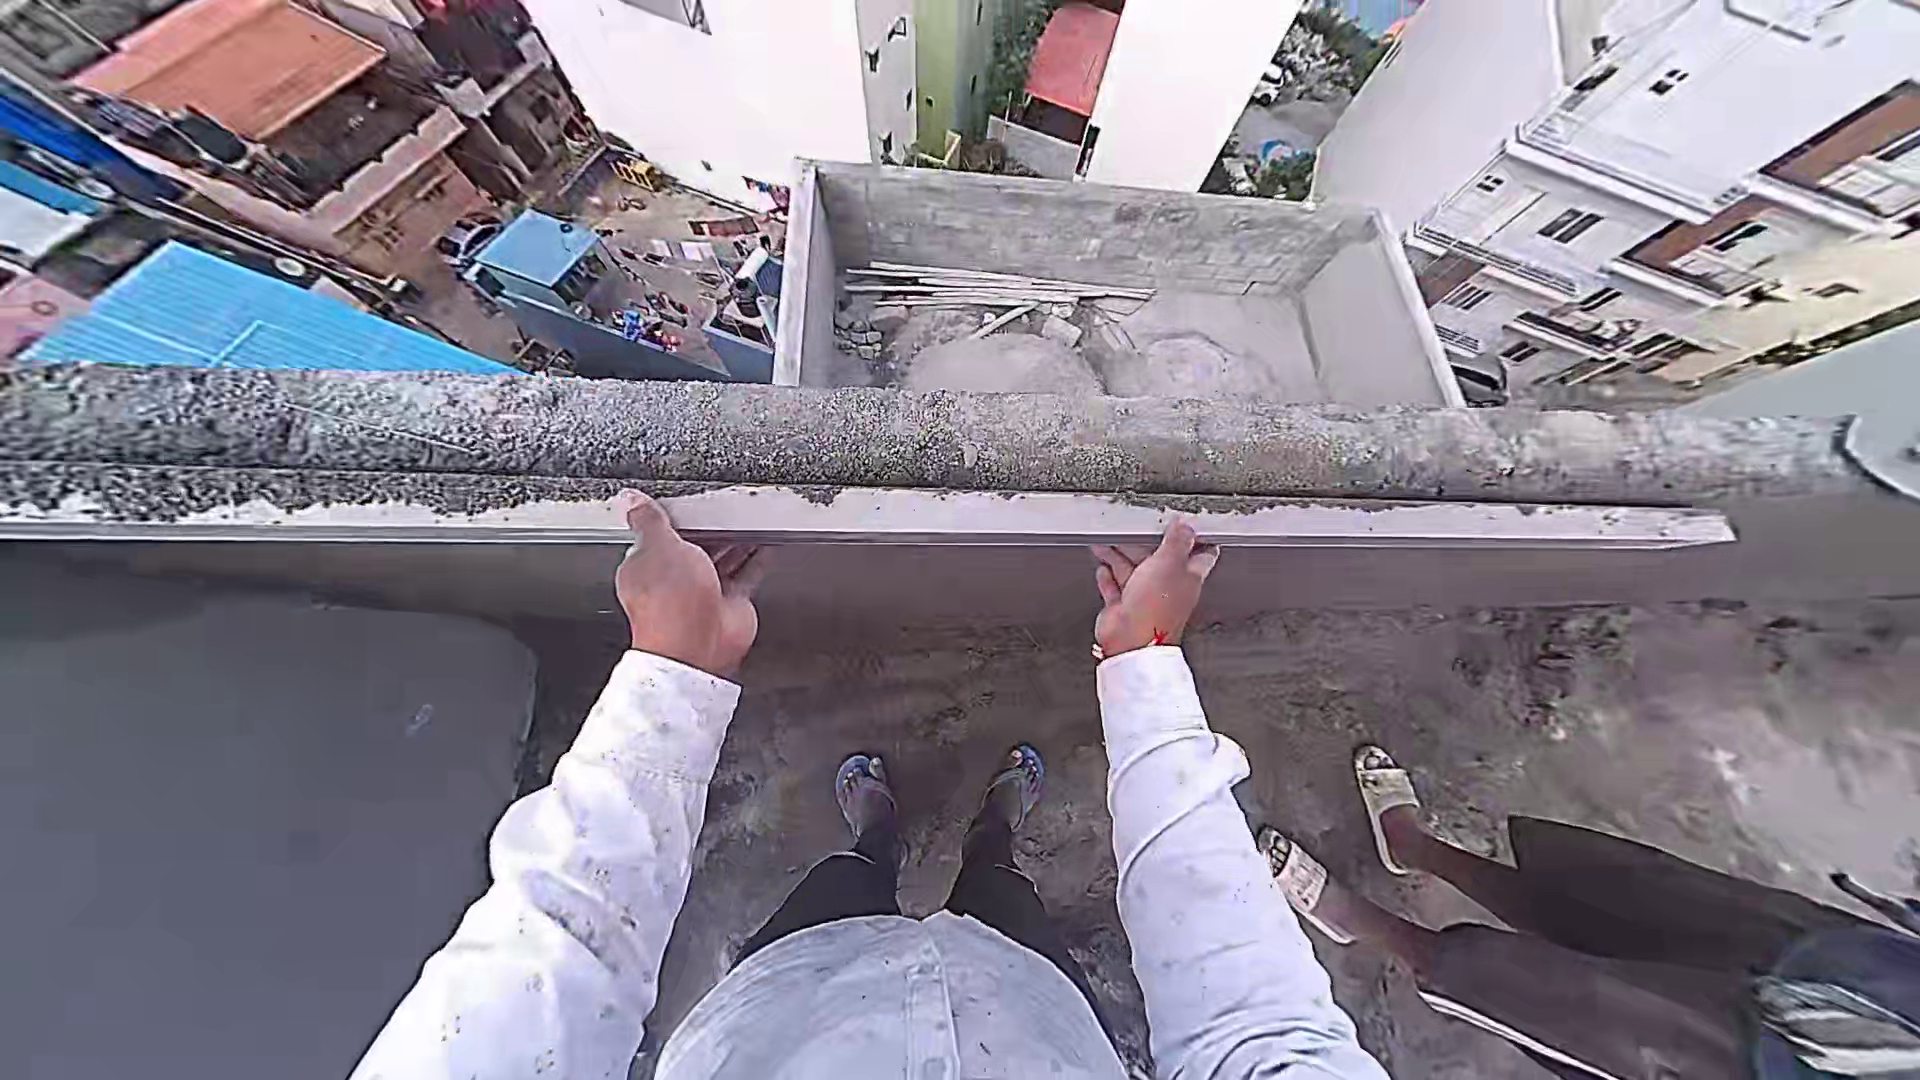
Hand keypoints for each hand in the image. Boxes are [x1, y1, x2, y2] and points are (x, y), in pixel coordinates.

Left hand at [614, 490, 765, 677]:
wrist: (698, 643)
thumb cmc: (670, 603)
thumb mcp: (657, 546)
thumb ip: (648, 521)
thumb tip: (631, 499)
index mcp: (648, 565)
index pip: (662, 535)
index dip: (677, 519)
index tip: (691, 502)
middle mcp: (676, 579)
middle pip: (696, 546)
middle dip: (712, 530)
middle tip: (728, 509)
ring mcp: (705, 591)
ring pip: (724, 558)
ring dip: (737, 542)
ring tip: (750, 521)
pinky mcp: (731, 600)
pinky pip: (747, 573)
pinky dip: (758, 558)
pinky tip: (765, 545)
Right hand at [1090, 522, 1220, 658]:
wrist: (1131, 641)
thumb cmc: (1155, 610)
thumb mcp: (1170, 564)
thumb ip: (1177, 542)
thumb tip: (1185, 525)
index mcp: (1186, 577)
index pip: (1198, 554)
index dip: (1195, 539)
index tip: (1187, 524)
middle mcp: (1166, 588)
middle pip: (1156, 559)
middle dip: (1142, 543)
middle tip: (1131, 528)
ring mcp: (1143, 598)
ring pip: (1131, 570)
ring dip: (1118, 555)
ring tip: (1106, 541)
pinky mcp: (1123, 607)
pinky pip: (1115, 588)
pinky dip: (1107, 577)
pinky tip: (1103, 568)